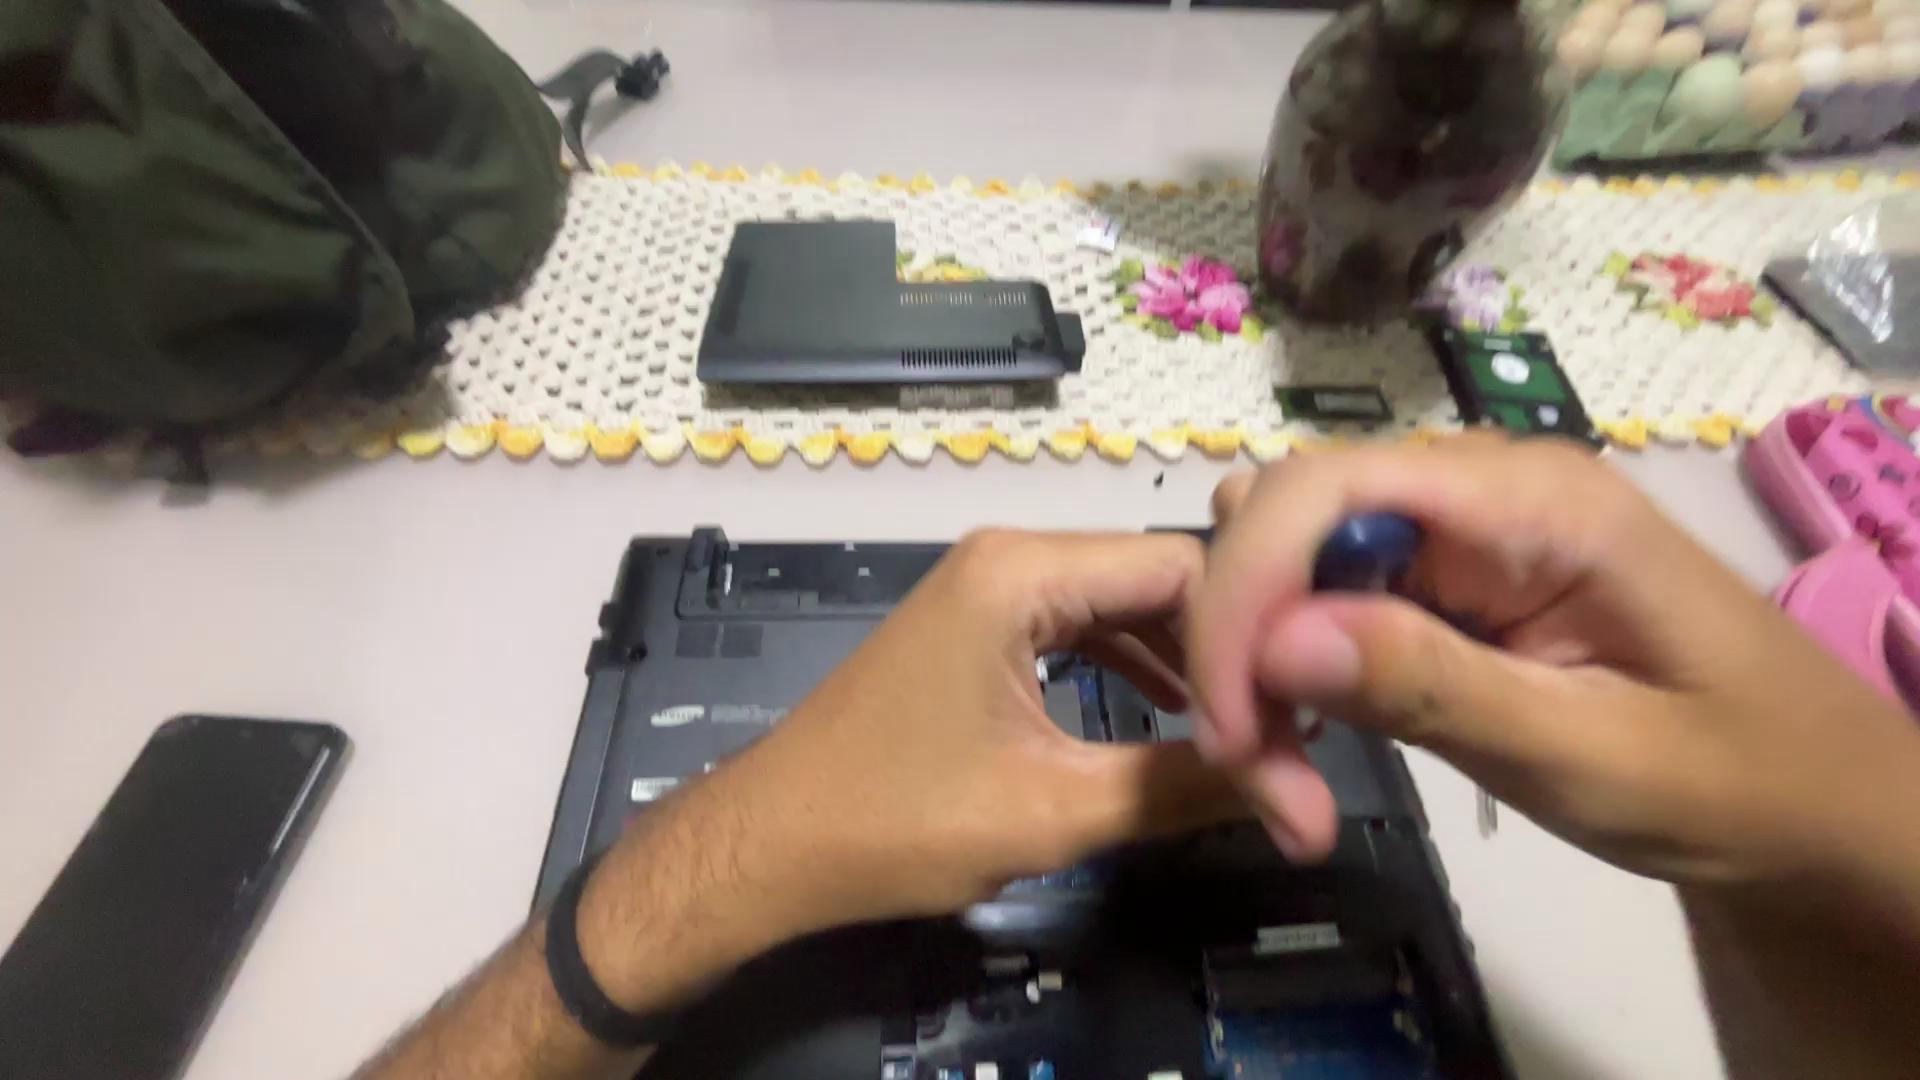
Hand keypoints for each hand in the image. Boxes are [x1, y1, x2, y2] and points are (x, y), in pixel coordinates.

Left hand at [708, 530, 1246, 934]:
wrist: (775, 839)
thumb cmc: (898, 820)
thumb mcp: (1053, 809)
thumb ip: (1184, 788)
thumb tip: (1305, 800)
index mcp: (1023, 570)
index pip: (1181, 567)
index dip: (1250, 638)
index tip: (1297, 715)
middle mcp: (1009, 553)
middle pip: (1151, 577)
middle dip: (1217, 651)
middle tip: (1283, 727)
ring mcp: (989, 583)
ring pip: (1116, 600)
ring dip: (1176, 659)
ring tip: (1239, 725)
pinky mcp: (978, 618)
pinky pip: (1074, 622)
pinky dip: (1123, 661)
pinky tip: (1163, 709)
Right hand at [1187, 434, 1919, 893]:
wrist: (1800, 798)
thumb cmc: (1738, 782)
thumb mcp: (1592, 755)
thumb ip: (1432, 687)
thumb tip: (1274, 642)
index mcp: (1526, 498)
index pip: (1320, 489)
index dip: (1244, 586)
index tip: (1227, 717)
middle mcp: (1456, 486)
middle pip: (1274, 521)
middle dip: (1235, 640)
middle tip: (1252, 764)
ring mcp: (1425, 528)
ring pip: (1268, 561)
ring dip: (1244, 661)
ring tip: (1280, 763)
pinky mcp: (1404, 573)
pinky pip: (1294, 599)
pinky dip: (1267, 670)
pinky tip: (1300, 732)